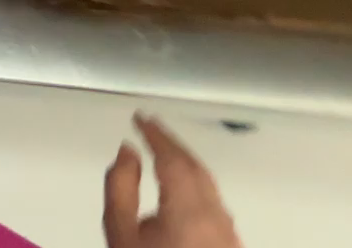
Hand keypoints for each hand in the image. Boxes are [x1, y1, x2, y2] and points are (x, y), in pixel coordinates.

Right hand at [104, 114, 242, 247]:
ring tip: (164, 149)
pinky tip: (183, 183)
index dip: (155, 133)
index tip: (140, 117)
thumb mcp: (119, 229)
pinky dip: (196, 182)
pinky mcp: (233, 246)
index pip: (173, 158)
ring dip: (186, 163)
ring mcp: (230, 235)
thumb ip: (120, 185)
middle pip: (197, 170)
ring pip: (210, 187)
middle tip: (151, 126)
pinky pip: (215, 202)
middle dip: (173, 144)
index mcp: (188, 208)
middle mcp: (217, 218)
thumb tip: (127, 152)